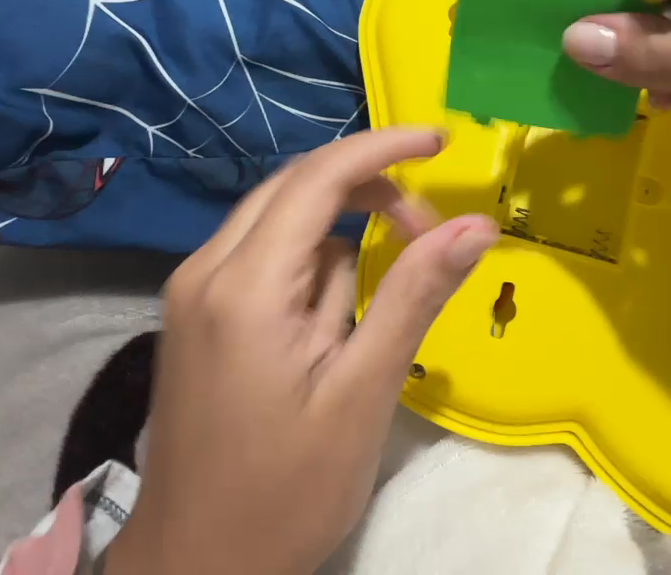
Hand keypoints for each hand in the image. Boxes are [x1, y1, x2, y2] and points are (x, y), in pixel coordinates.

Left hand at [105, 129, 498, 574]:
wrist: (194, 572)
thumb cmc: (285, 491)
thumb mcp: (364, 393)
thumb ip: (415, 296)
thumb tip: (477, 226)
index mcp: (245, 287)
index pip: (319, 178)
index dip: (384, 147)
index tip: (441, 140)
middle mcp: (206, 269)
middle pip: (297, 187)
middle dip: (367, 192)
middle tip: (426, 231)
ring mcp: (193, 290)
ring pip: (282, 221)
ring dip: (340, 237)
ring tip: (370, 312)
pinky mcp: (196, 312)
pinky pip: (265, 255)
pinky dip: (311, 266)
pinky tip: (328, 328)